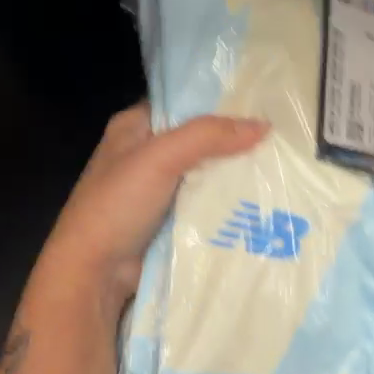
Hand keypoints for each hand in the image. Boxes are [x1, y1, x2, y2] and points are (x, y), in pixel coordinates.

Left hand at [40, 103, 268, 310]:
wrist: (96, 271)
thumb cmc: (117, 205)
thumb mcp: (160, 158)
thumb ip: (207, 137)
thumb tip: (264, 126)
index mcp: (134, 127)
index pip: (183, 104)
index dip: (218, 103)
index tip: (261, 105)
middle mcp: (147, 156)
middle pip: (199, 142)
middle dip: (234, 144)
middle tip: (278, 144)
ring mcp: (159, 192)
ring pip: (206, 177)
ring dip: (234, 179)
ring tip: (277, 174)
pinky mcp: (170, 223)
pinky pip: (205, 208)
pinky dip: (227, 208)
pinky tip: (258, 206)